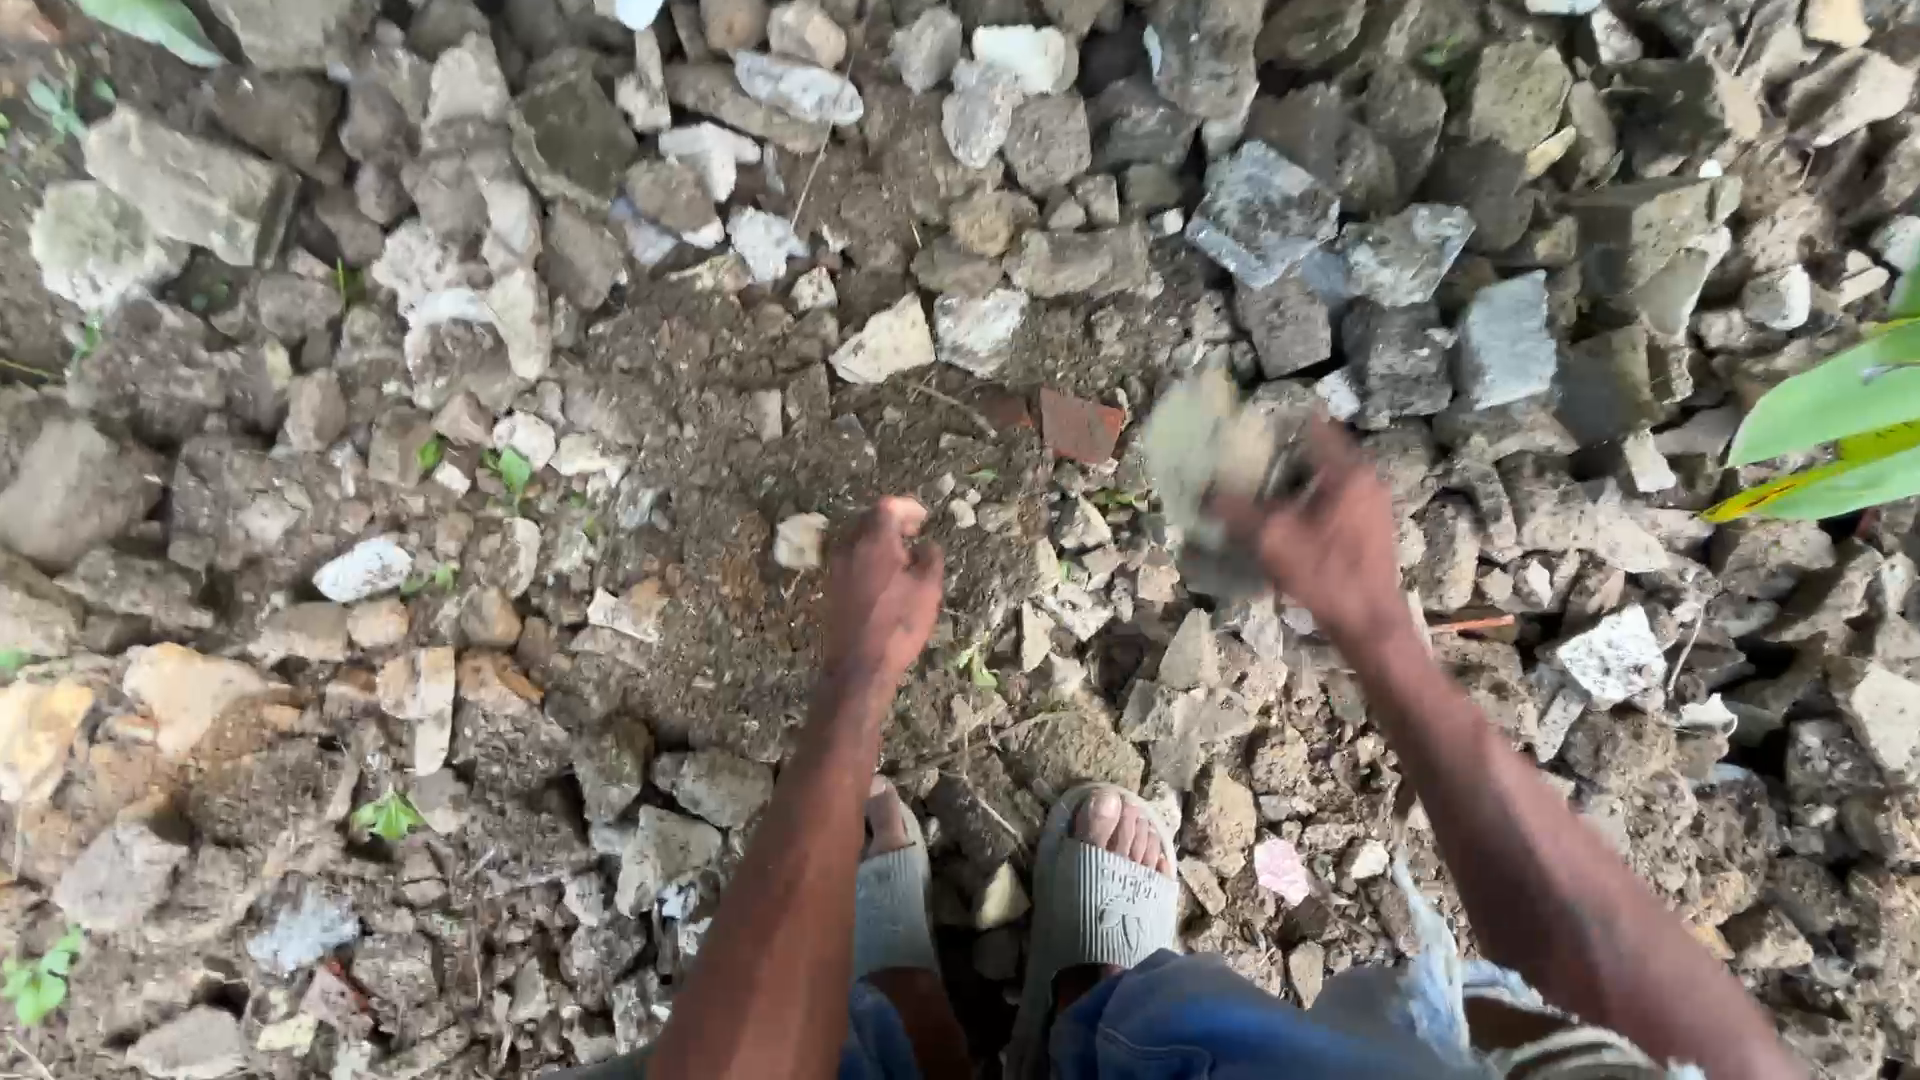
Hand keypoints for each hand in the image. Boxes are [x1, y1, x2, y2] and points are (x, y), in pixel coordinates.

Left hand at [823, 497, 944, 686]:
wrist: (859, 664)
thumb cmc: (899, 623)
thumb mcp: (928, 588)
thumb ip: (930, 557)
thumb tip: (924, 545)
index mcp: (874, 541)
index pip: (888, 507)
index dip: (908, 507)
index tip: (923, 518)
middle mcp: (849, 546)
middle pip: (869, 519)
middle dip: (892, 521)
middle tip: (913, 532)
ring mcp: (836, 566)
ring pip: (858, 538)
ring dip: (879, 539)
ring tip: (901, 555)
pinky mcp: (831, 585)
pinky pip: (851, 557)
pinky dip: (868, 555)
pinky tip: (884, 575)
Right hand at [1207, 415, 1410, 649]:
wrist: (1368, 623)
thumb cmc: (1324, 574)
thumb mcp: (1272, 539)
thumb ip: (1236, 510)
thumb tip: (1205, 493)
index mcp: (1348, 472)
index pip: (1314, 426)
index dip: (1281, 423)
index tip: (1252, 427)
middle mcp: (1366, 481)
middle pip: (1319, 453)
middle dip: (1283, 456)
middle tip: (1248, 460)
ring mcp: (1372, 506)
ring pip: (1326, 480)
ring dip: (1294, 482)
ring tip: (1259, 491)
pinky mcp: (1369, 530)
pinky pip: (1333, 502)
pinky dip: (1308, 502)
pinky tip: (1284, 522)